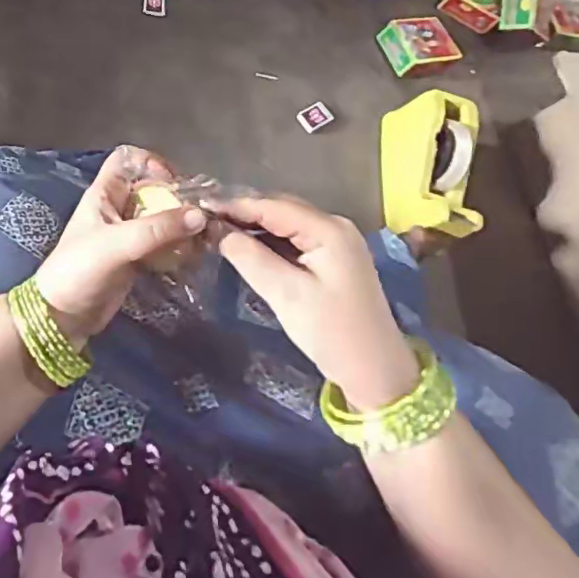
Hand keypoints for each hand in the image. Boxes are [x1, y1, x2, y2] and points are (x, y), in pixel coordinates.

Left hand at [34, 147, 207, 341]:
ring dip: (183, 223)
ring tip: (204, 234)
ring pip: (162, 216)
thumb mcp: (116, 245)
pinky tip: (195, 253)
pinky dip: (180, 245)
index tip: (172, 182)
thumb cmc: (79, 270)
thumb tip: (199, 215)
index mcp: (104, 194)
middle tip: (201, 212)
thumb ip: (157, 229)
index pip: (128, 159)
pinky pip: (164, 242)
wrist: (62, 317)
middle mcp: (118, 209)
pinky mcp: (137, 257)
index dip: (151, 163)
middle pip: (153, 188)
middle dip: (177, 196)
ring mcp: (128, 233)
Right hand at [215, 196, 422, 411]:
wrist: (376, 372)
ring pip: (287, 223)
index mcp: (328, 230)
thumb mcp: (286, 295)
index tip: (202, 206)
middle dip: (244, 211)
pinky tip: (247, 245)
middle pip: (281, 209)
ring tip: (219, 228)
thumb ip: (251, 259)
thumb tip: (221, 233)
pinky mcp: (334, 259)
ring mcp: (337, 242)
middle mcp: (335, 227)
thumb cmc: (332, 333)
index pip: (273, 206)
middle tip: (206, 217)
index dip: (235, 205)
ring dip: (255, 225)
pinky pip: (295, 238)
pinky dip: (270, 239)